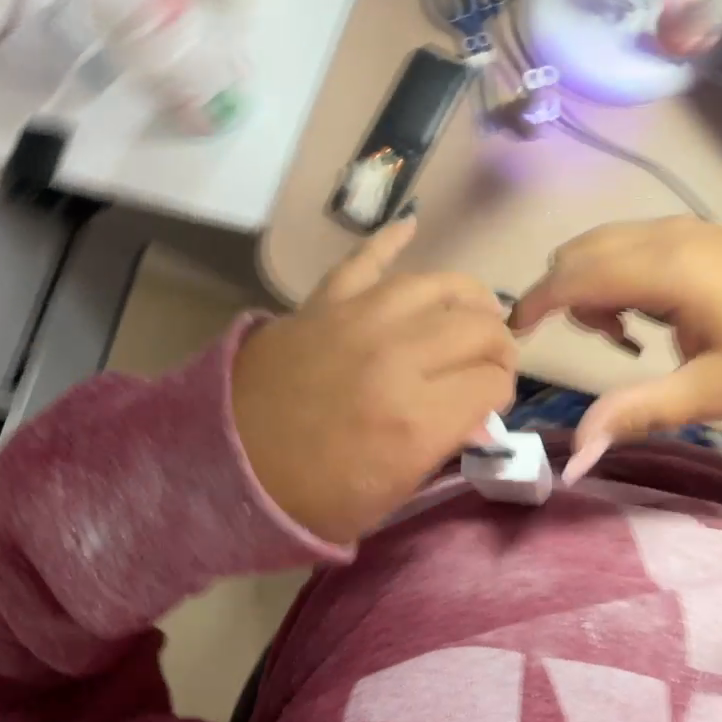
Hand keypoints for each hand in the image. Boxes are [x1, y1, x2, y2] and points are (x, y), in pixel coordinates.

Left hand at [232, 218, 517, 544]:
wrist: (219, 463)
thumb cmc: (305, 497)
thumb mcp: (385, 495)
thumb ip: (439, 446)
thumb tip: (477, 411)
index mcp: (415, 419)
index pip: (492, 382)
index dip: (501, 392)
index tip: (491, 402)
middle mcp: (397, 358)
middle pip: (476, 328)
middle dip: (497, 345)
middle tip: (491, 361)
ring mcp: (358, 320)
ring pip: (435, 286)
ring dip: (466, 296)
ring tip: (476, 309)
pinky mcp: (324, 301)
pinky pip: (365, 259)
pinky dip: (389, 239)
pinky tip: (411, 224)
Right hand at [510, 217, 721, 481]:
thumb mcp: (706, 393)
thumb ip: (635, 413)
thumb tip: (575, 457)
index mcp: (664, 271)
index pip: (574, 277)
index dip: (536, 304)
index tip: (517, 335)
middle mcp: (659, 235)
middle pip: (576, 255)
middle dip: (565, 297)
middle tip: (609, 345)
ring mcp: (670, 224)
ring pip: (594, 243)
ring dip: (587, 283)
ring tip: (630, 330)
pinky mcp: (680, 226)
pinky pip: (618, 240)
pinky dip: (607, 270)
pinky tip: (646, 306)